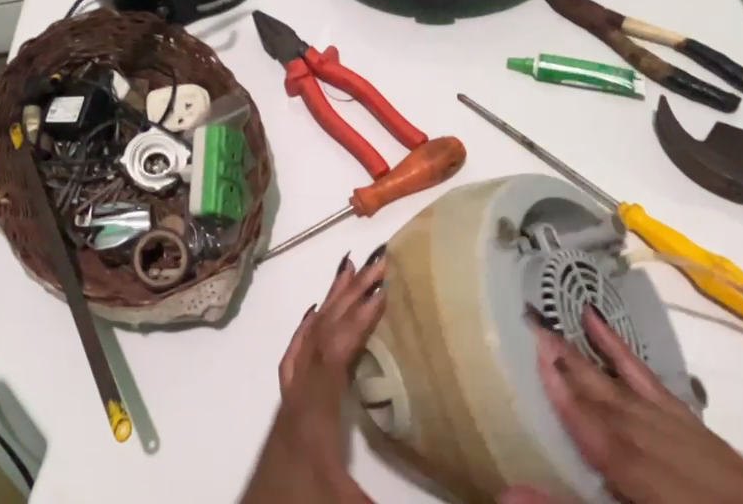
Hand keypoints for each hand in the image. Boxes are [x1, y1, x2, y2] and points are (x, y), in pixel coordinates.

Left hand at [240, 247, 388, 503]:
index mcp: (314, 415)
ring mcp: (289, 398)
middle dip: (349, 295)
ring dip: (329, 301)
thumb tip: (456, 493)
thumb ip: (382, 495)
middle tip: (376, 262)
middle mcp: (297, 396)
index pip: (335, 354)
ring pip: (307, 338)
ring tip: (348, 269)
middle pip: (321, 333)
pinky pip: (296, 353)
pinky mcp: (287, 406)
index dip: (358, 320)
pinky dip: (309, 326)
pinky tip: (314, 312)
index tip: (382, 290)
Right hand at [499, 309, 742, 503]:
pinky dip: (633, 367)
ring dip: (599, 365)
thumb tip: (508, 492)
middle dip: (581, 375)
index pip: (620, 450)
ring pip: (648, 403)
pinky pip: (671, 401)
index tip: (540, 361)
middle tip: (537, 332)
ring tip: (559, 331)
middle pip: (633, 418)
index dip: (576, 408)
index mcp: (681, 503)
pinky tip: (604, 333)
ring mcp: (720, 460)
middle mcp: (710, 477)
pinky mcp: (721, 449)